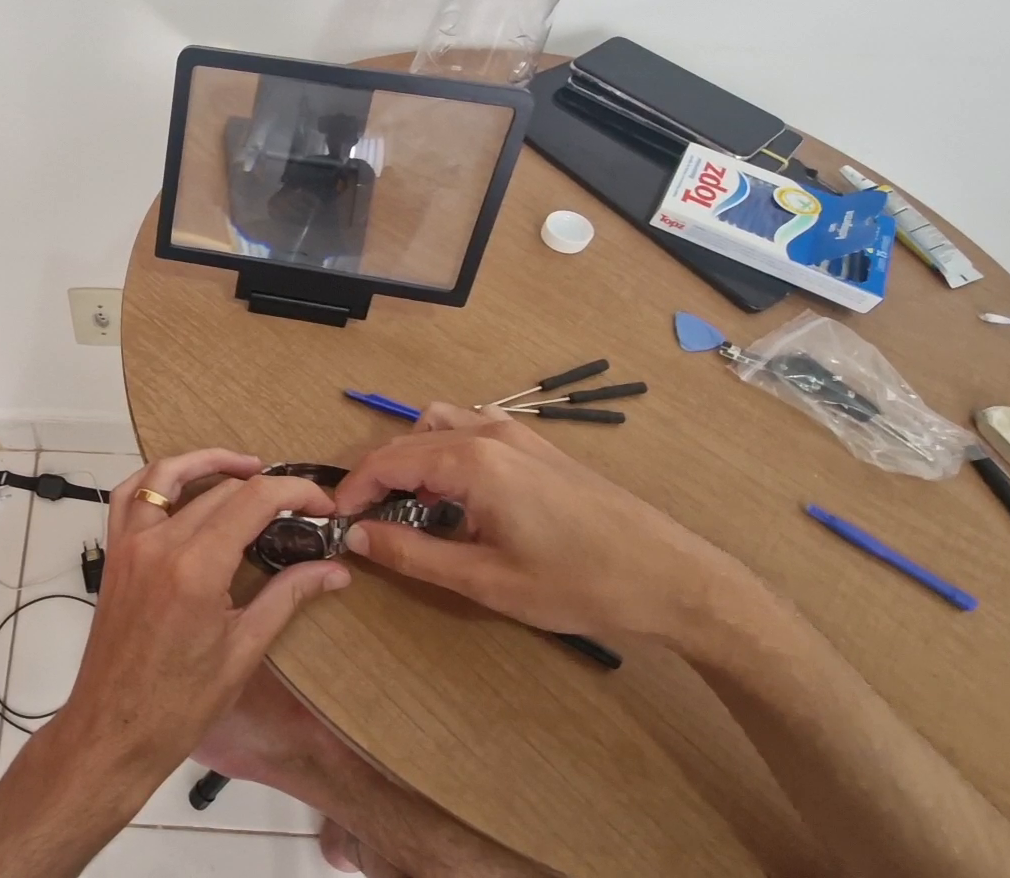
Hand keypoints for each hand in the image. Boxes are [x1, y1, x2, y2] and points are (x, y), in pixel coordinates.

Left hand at [56, 450, 351, 780]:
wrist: (113, 729)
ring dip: (208, 462)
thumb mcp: (243, 650)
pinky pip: (130, 495)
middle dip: (267, 487)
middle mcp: (159, 543)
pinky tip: (183, 484)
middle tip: (299, 506)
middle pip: (220, 488)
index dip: (295, 492)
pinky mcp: (114, 552)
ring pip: (168, 475)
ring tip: (247, 467)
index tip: (322, 506)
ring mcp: (130, 543)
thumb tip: (335, 570)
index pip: (253, 500)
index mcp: (196, 567)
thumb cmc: (181, 703)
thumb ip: (288, 597)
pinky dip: (157, 478)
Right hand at [334, 405, 750, 642]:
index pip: (385, 461)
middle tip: (363, 521)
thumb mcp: (485, 579)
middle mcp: (488, 431)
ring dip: (411, 458)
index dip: (353, 490)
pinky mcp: (537, 444)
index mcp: (471, 460)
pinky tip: (458, 492)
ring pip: (437, 425)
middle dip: (375, 477)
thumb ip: (412, 553)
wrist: (674, 577)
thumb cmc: (578, 584)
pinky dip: (444, 450)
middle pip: (406, 441)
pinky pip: (470, 428)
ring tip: (412, 505)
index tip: (335, 521)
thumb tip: (356, 535)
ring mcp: (516, 432)